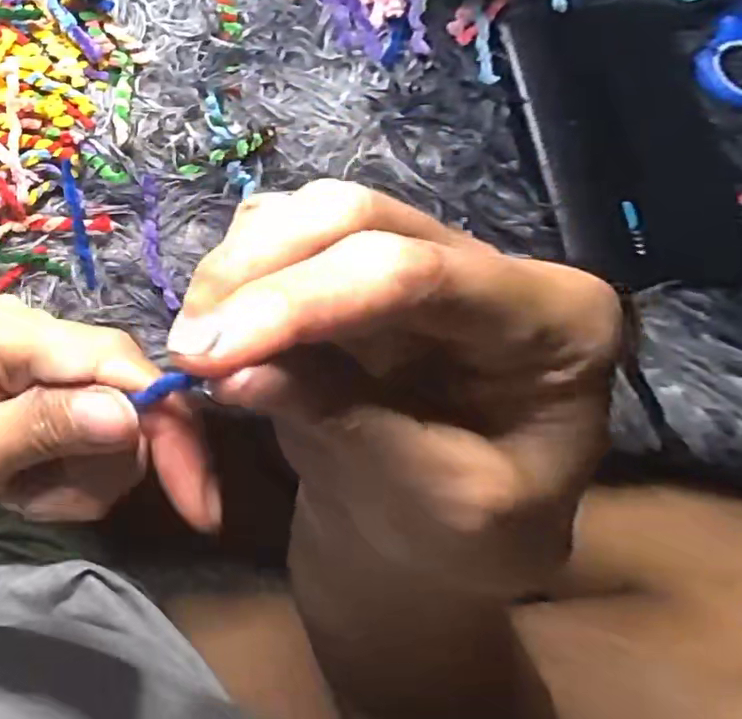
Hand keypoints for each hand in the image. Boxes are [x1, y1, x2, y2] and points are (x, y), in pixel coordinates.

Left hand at [0, 297, 218, 528]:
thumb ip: (41, 427)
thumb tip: (126, 413)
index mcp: (1, 332)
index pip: (106, 356)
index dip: (160, 416)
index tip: (195, 495)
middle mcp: (31, 326)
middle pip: (123, 382)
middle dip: (114, 458)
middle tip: (63, 505)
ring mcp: (43, 352)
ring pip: (119, 414)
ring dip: (88, 473)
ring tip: (31, 493)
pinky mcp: (52, 379)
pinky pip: (101, 426)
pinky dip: (81, 469)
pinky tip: (35, 481)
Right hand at [168, 180, 623, 596]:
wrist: (426, 523)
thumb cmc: (457, 530)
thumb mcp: (429, 501)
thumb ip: (335, 421)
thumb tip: (224, 374)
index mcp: (551, 320)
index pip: (408, 274)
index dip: (294, 303)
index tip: (208, 354)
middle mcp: (477, 260)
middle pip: (345, 214)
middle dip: (252, 270)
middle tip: (191, 344)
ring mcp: (403, 247)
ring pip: (297, 212)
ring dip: (230, 270)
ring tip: (198, 342)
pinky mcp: (339, 256)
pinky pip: (268, 229)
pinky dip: (227, 271)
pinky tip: (216, 320)